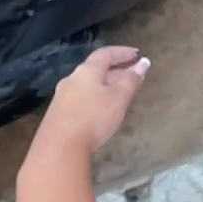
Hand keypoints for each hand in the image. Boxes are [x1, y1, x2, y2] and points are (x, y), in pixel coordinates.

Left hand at [35, 46, 149, 158]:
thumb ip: (131, 79)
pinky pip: (81, 98)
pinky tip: (102, 110)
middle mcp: (71, 80)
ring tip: (121, 93)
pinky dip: (96, 97)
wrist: (59, 149)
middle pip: (95, 69)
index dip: (122, 52)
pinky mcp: (58, 114)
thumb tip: (143, 63)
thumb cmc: (93, 117)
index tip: (137, 54)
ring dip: (106, 85)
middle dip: (116, 70)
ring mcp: (62, 98)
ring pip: (88, 85)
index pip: (105, 54)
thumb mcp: (119, 98)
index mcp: (86, 72)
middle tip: (133, 75)